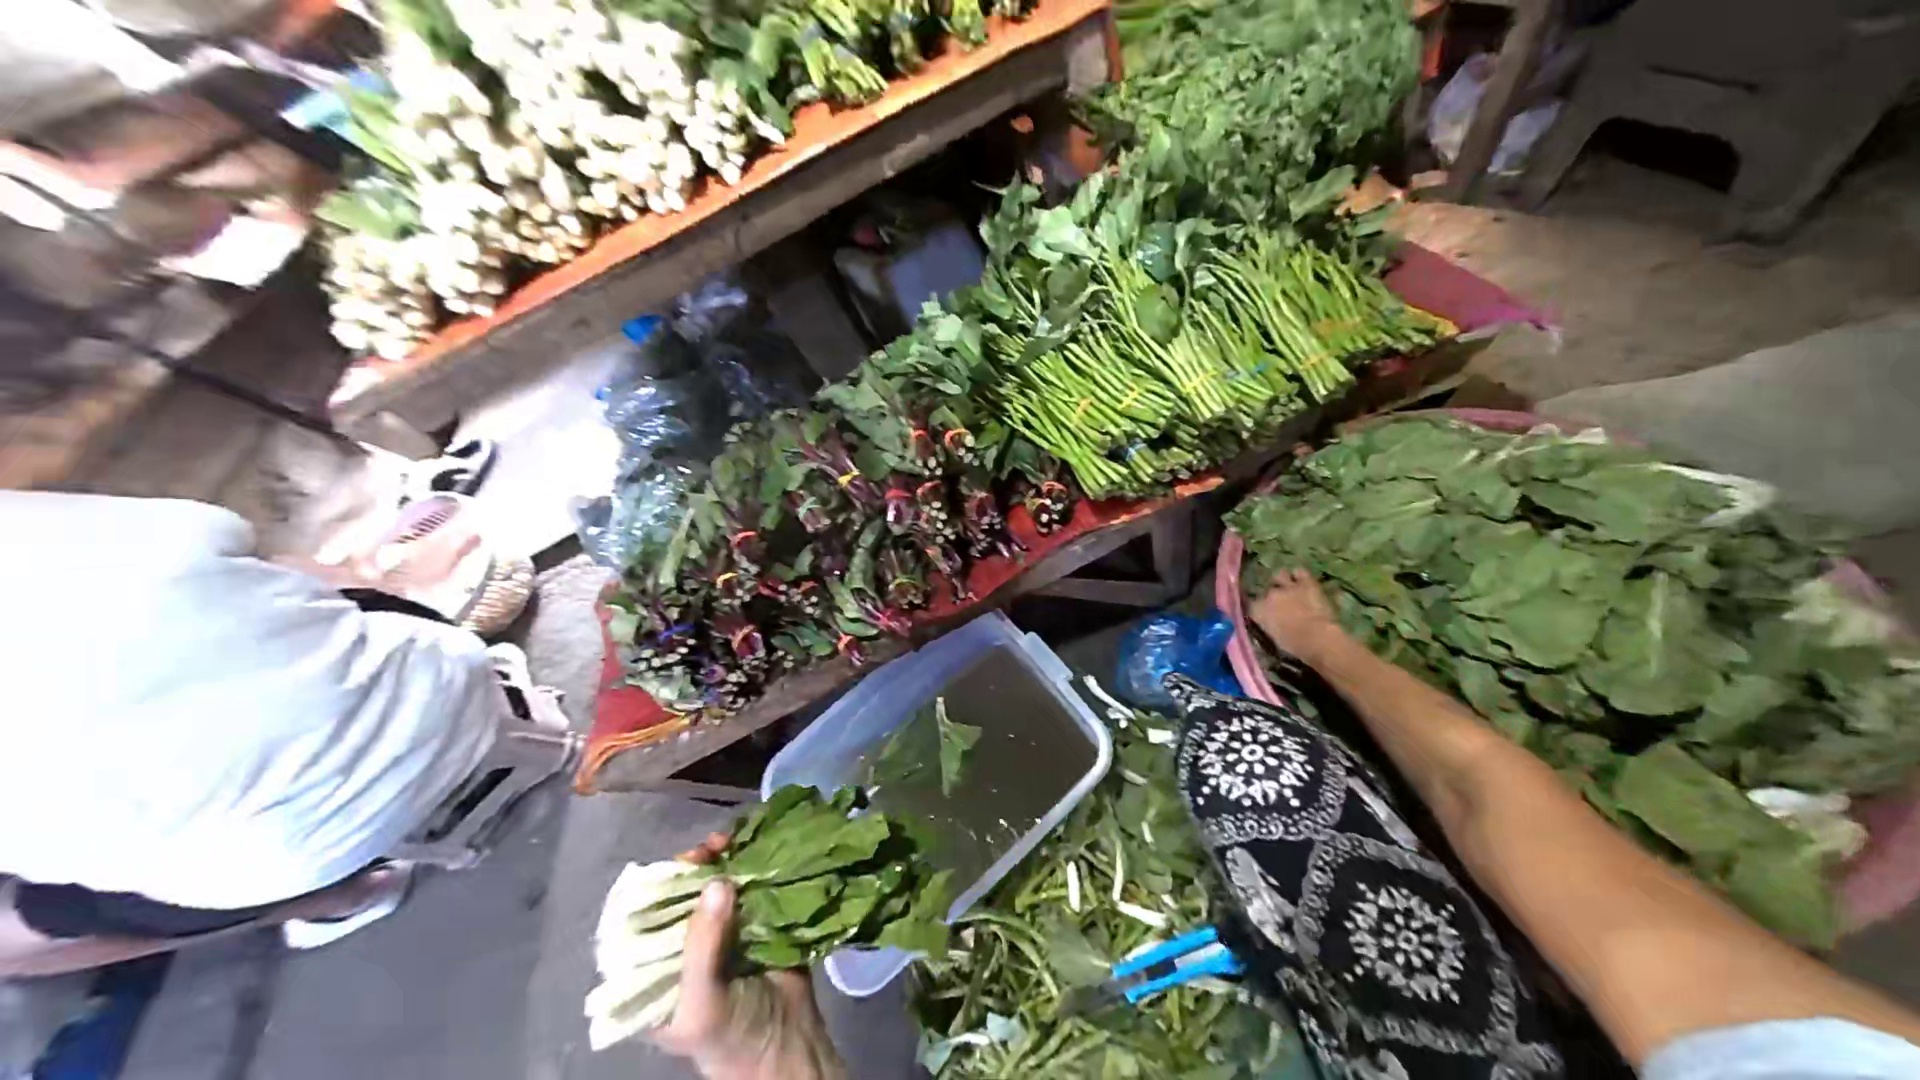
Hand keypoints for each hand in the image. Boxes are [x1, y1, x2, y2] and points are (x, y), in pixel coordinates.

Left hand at [655, 834, 843, 1079]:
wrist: (790, 1046)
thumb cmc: (730, 1037)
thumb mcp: (701, 1004)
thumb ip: (702, 947)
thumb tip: (716, 881)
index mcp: (654, 972)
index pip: (642, 922)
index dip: (654, 888)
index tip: (675, 865)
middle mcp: (684, 946)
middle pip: (679, 896)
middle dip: (691, 869)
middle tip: (708, 849)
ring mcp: (720, 930)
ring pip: (713, 886)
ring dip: (720, 860)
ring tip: (728, 842)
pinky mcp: (754, 920)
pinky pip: (748, 887)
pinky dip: (750, 865)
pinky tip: (751, 847)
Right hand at [1247, 569, 1346, 662]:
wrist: (1320, 639)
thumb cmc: (1295, 646)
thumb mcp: (1273, 638)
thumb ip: (1267, 624)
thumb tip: (1268, 621)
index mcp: (1257, 611)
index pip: (1248, 603)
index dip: (1255, 605)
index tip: (1260, 610)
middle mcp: (1269, 595)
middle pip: (1266, 590)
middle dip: (1272, 595)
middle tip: (1280, 602)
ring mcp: (1288, 587)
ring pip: (1279, 574)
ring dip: (1283, 580)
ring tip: (1289, 586)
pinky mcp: (1307, 582)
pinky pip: (1299, 571)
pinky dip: (1300, 575)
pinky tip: (1303, 581)